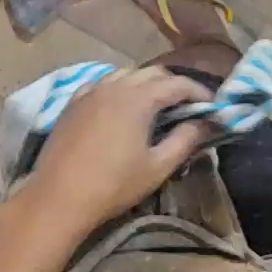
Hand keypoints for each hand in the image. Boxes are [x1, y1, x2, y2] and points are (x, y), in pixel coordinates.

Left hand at [13, 68, 213, 241]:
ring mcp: (90, 91)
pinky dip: (119, 88)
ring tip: (156, 106)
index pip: (177, 84)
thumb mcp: (158, 167)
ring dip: (146, 84)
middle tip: (188, 107)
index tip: (213, 107)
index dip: (199, 93)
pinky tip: (121, 106)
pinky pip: (103, 84)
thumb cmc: (113, 185)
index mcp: (139, 98)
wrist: (59, 198)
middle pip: (153, 73)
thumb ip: (185, 140)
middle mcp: (115, 86)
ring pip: (126, 74)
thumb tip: (205, 123)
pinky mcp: (73, 103)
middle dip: (174, 85)